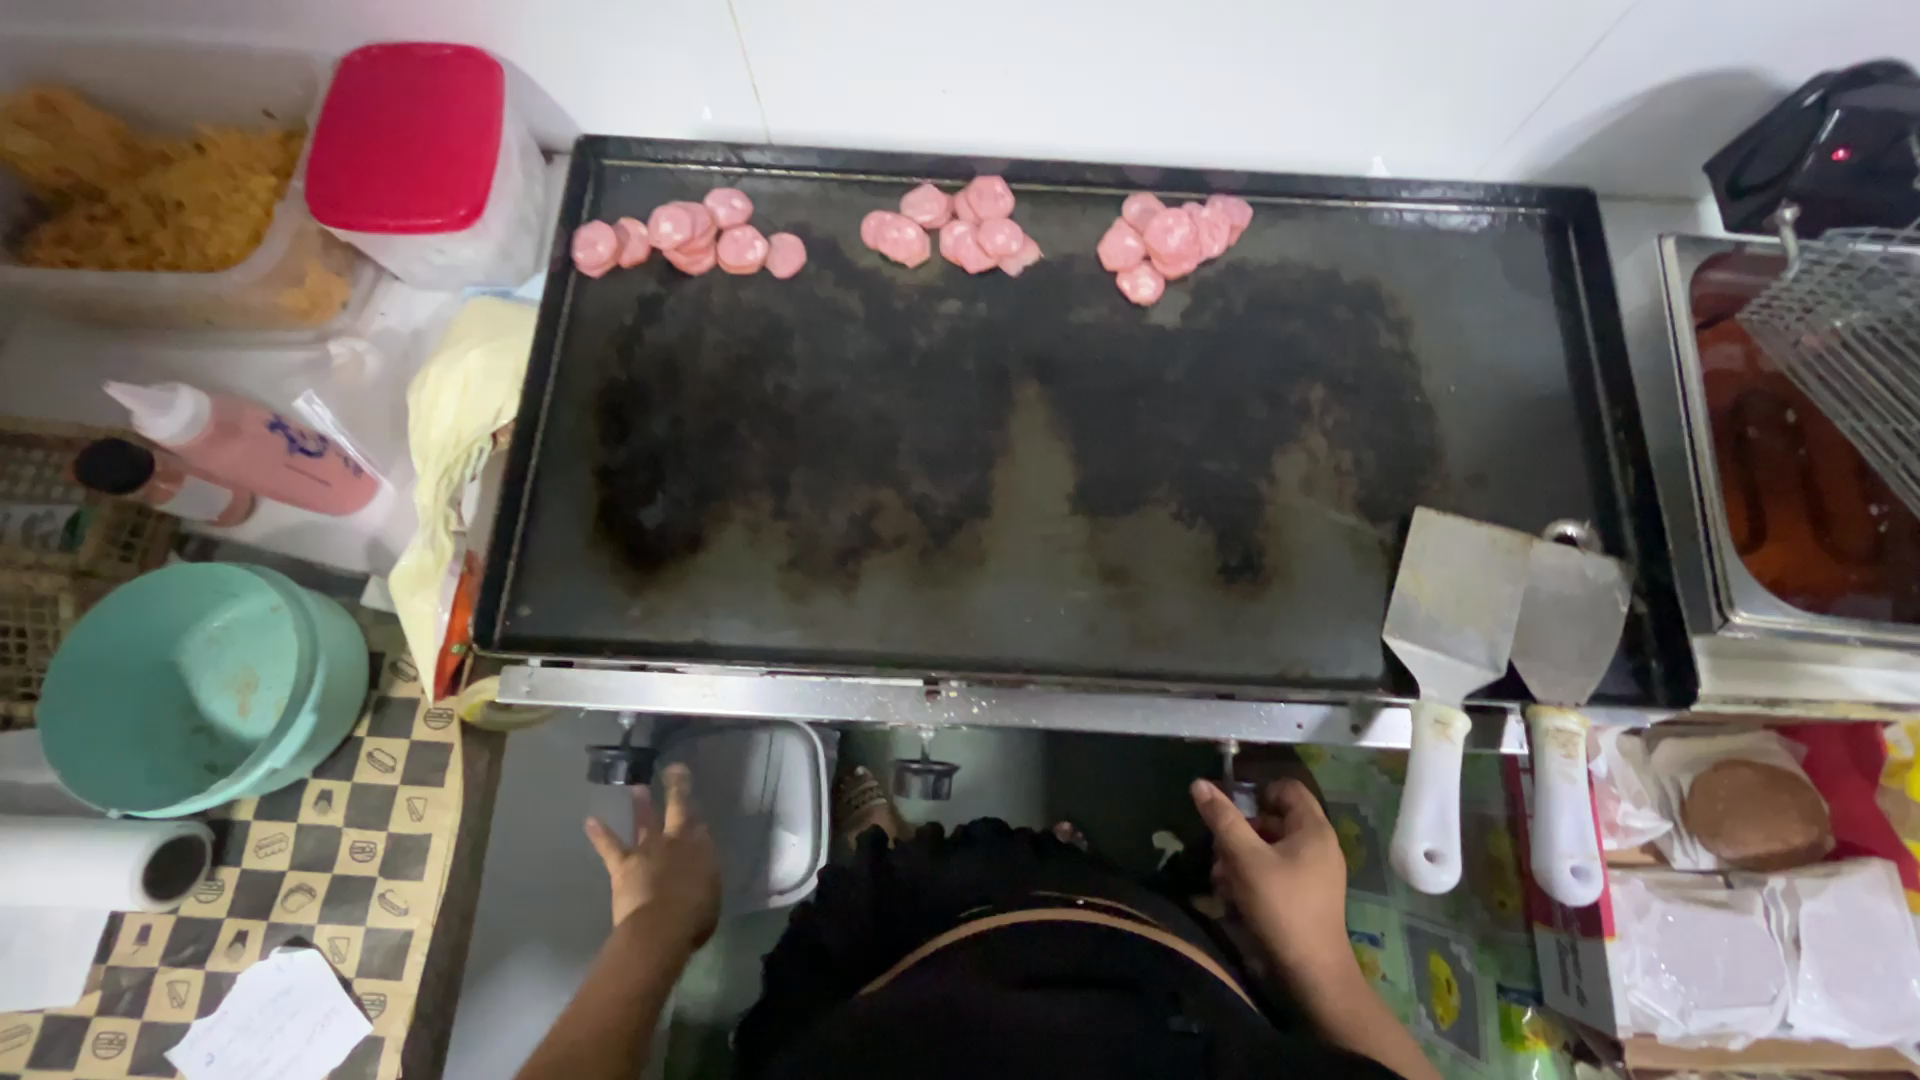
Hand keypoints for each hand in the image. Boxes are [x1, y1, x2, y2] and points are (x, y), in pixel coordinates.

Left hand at [585, 764, 721, 949]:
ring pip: (644, 821)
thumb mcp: (712, 895)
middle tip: (674, 769)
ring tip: (638, 787)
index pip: (701, 827)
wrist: (660, 928)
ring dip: (641, 804)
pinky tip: (590, 821)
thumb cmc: (694, 918)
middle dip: (677, 787)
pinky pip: (610, 846)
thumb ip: (705, 879)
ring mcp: (648, 850)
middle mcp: (676, 841)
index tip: (697, 807)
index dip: (698, 817)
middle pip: (678, 807)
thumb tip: (700, 874)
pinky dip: (600, 834)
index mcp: (702, 850)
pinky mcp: (624, 864)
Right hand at [1191, 777, 1354, 985]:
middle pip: (1272, 819)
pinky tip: (1233, 895)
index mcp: (1314, 830)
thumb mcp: (1245, 858)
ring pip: (1269, 847)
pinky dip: (1253, 875)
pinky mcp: (1306, 894)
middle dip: (1240, 831)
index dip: (1257, 791)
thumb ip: (1223, 819)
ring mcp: (1315, 872)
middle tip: (1218, 850)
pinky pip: (1275, 870)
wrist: (1312, 972)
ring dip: (1240, 857)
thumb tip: (1199, 783)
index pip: (1287, 788)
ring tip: (1221, 878)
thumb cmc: (1281, 906)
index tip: (1231, 810)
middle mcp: (1319, 846)